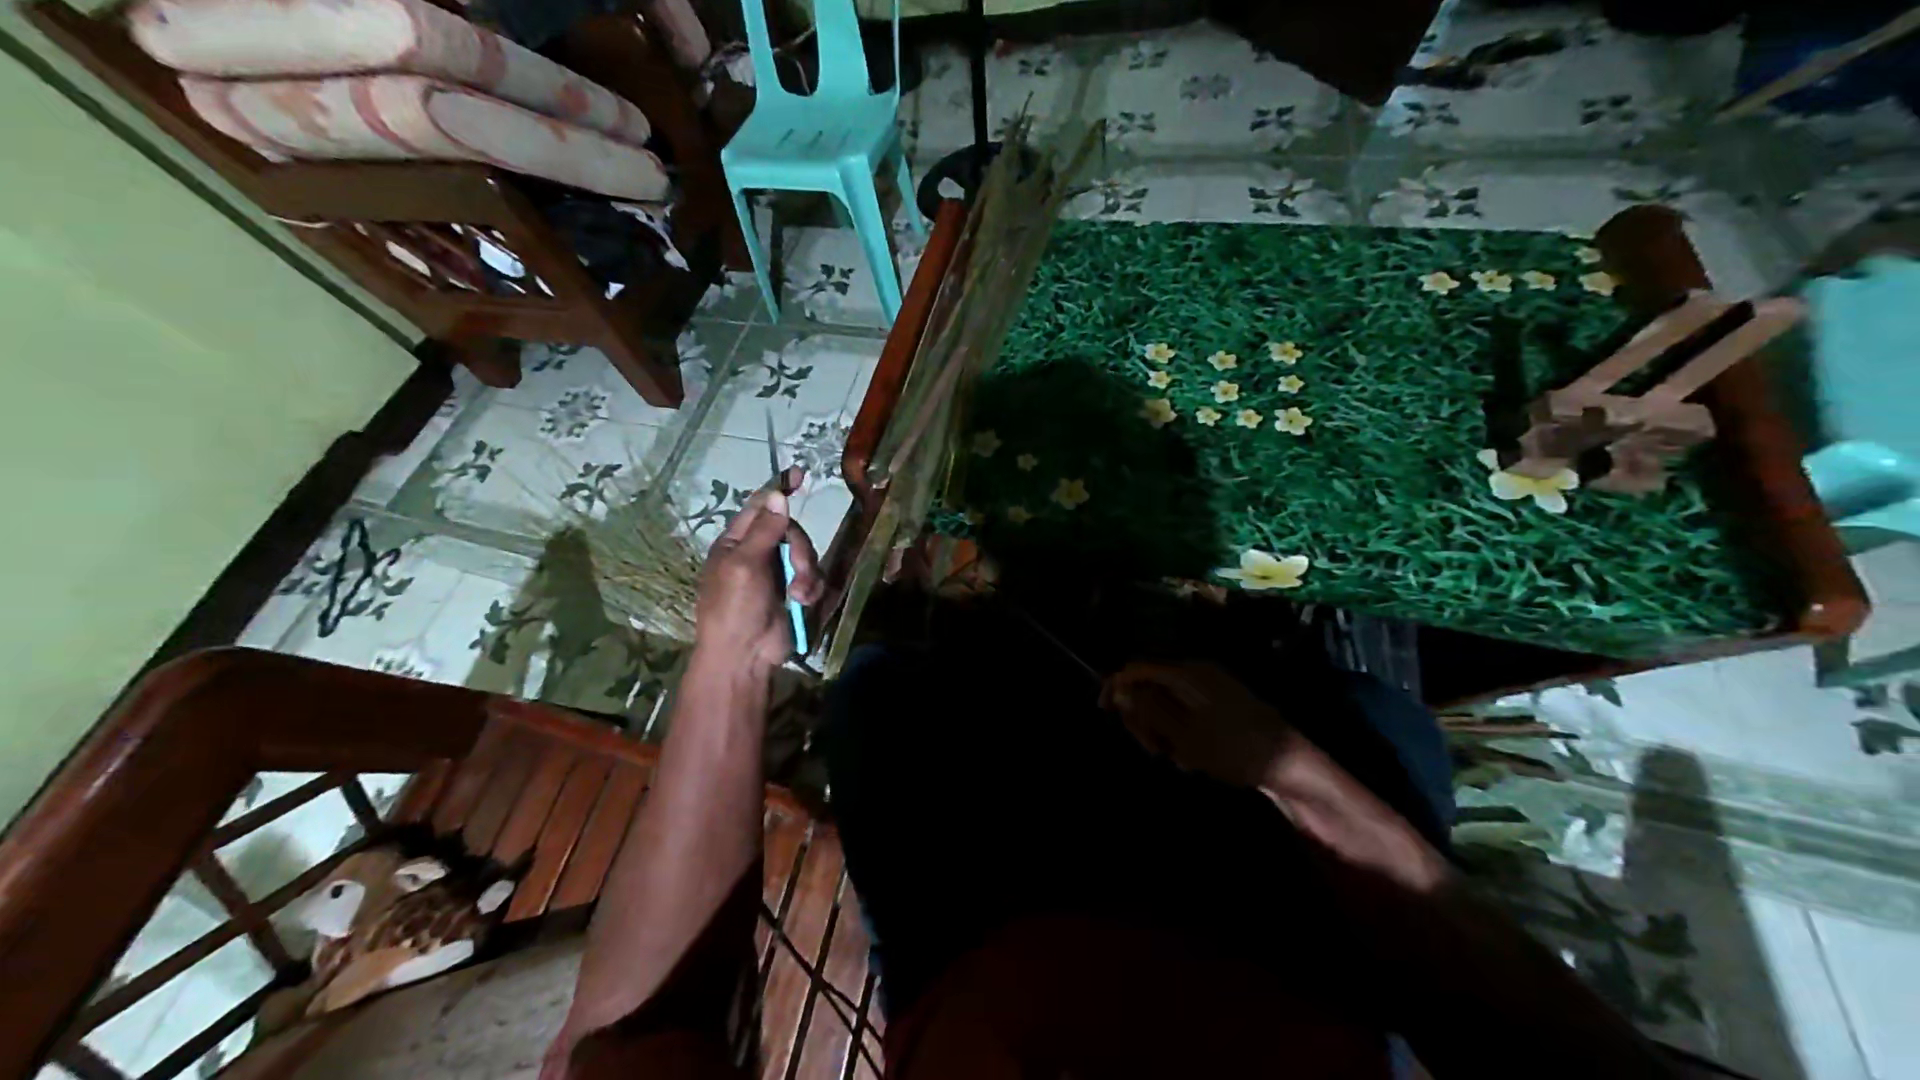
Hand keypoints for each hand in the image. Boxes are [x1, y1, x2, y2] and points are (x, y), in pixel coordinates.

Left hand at [695, 468, 822, 668]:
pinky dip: (812, 588)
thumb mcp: (745, 565)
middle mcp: (757, 553)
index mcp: (736, 542)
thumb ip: (764, 530)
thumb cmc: (733, 609)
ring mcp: (776, 574)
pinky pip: (812, 577)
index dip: (778, 490)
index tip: (800, 473)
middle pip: (790, 531)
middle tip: (799, 570)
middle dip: (799, 550)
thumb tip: (777, 494)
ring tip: (800, 596)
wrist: (743, 657)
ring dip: (807, 573)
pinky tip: (805, 602)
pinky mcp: (793, 593)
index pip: (759, 507)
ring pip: (805, 555)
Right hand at [1102, 662, 1298, 788]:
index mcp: (1187, 674)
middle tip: (1152, 750)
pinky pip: (1187, 714)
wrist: (1290, 767)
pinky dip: (1181, 735)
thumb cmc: (1234, 749)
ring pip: (1168, 704)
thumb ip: (1149, 709)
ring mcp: (1212, 690)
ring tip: (1177, 758)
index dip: (1116, 686)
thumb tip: (1120, 688)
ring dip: (1163, 732)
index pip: (1138, 668)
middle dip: (1143, 718)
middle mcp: (1198, 674)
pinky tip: (1193, 760)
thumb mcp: (1184, 734)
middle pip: (1151, 687)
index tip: (1104, 711)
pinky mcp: (1223, 707)